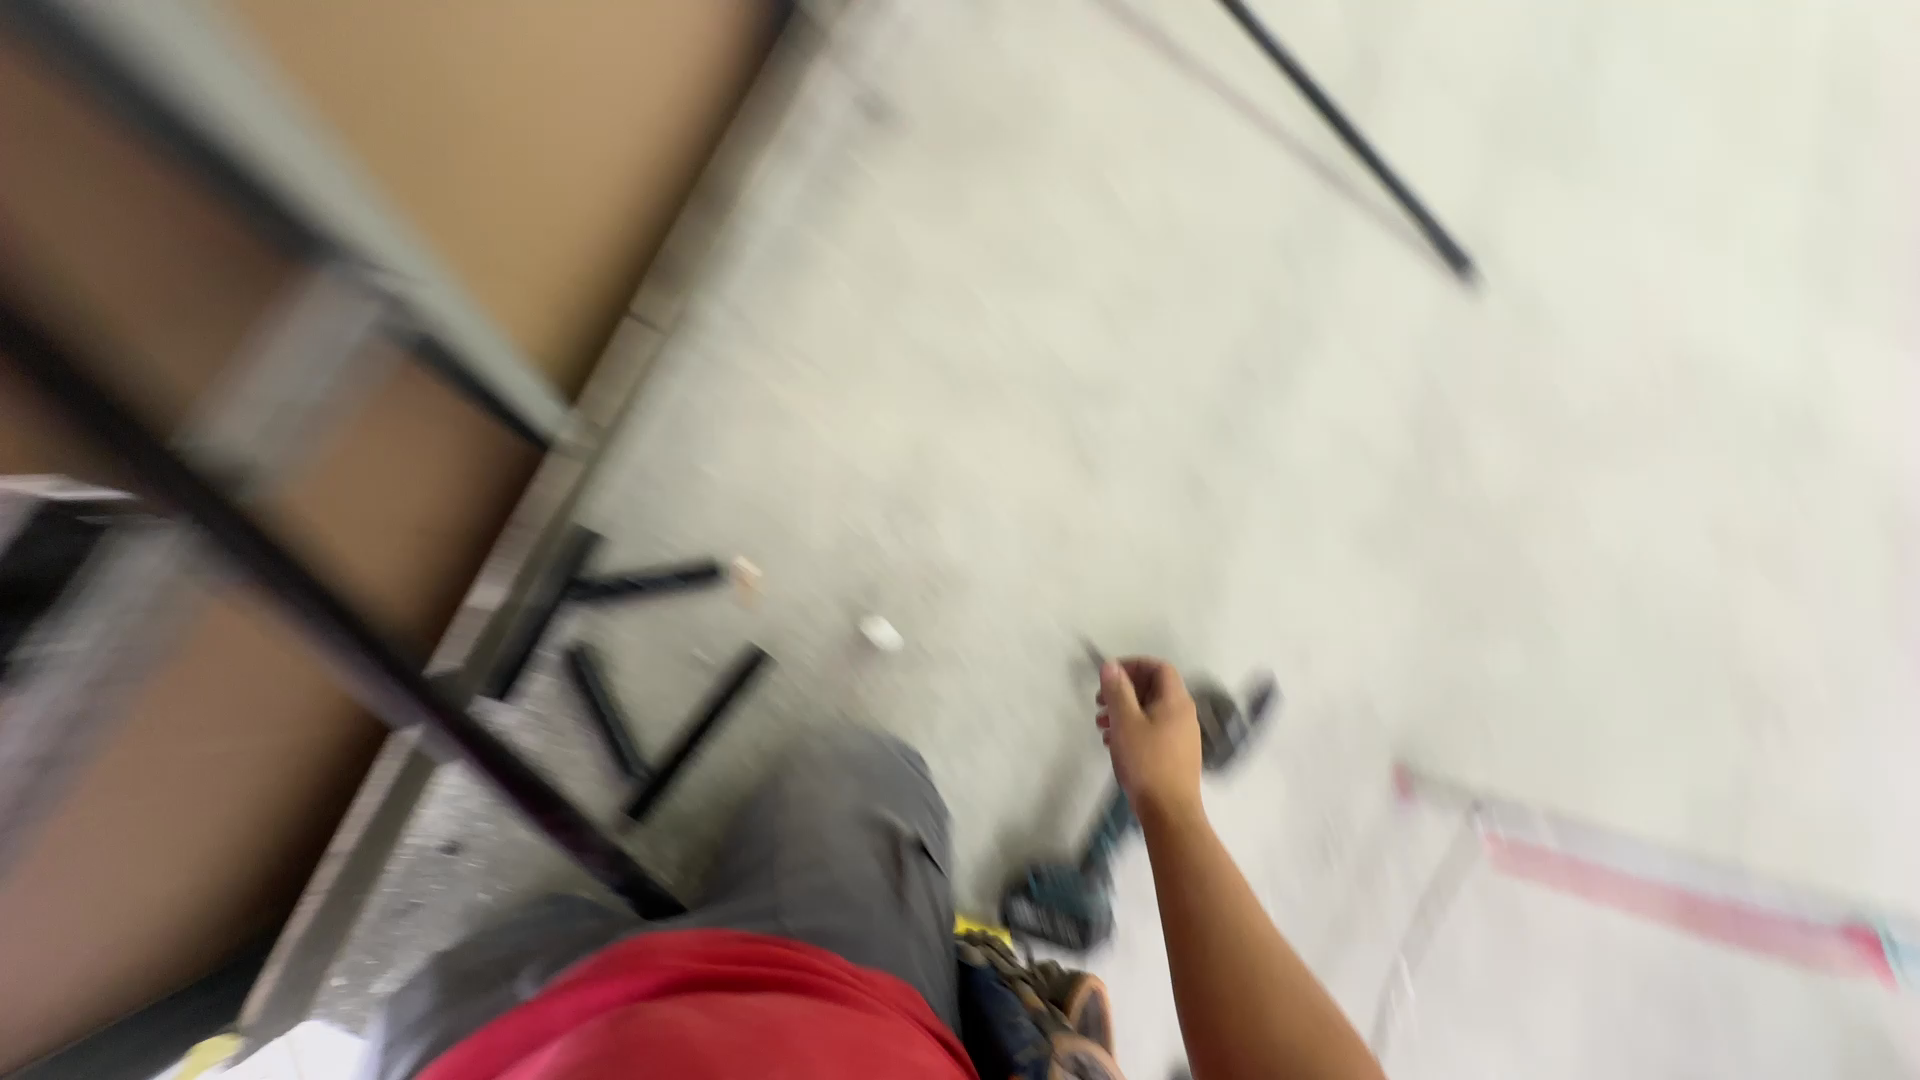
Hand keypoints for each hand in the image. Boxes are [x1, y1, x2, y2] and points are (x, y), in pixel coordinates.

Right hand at [1097, 657, 1203, 822]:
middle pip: (1154, 689)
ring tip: (1101, 725)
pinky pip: (1153, 730)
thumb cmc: (1146, 761)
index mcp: (1176, 701)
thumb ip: (1117, 690)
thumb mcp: (1125, 721)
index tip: (1110, 674)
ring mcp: (1182, 736)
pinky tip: (1113, 743)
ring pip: (1150, 711)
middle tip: (1099, 701)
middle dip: (1124, 690)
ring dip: (1124, 711)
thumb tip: (1111, 666)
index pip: (1159, 668)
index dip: (1134, 665)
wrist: (1169, 811)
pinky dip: (1132, 728)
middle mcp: (1183, 714)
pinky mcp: (1175, 755)